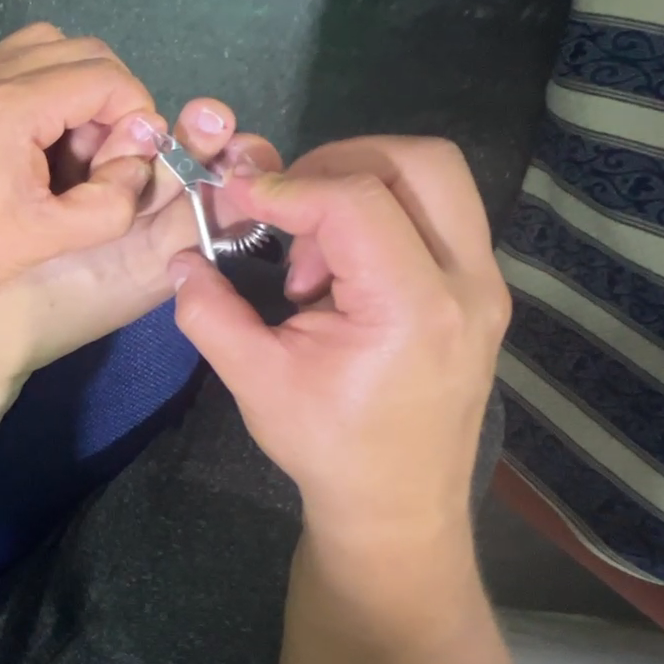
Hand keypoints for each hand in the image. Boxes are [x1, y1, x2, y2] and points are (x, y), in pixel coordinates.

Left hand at [0, 22, 160, 301]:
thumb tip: (135, 163)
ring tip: (65, 139)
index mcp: (17, 104)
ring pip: (43, 45)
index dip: (136, 115)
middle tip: (98, 155)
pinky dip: (29, 75)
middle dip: (108, 98)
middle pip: (81, 51)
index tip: (127, 160)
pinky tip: (28, 110)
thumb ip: (110, 202)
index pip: (108, 78)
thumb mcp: (47, 238)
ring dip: (72, 82)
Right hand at [169, 137, 511, 546]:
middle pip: (420, 163)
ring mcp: (482, 283)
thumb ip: (210, 314)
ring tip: (303, 254)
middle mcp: (467, 281)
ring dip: (355, 190)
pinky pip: (431, 216)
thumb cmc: (326, 445)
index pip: (354, 202)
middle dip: (334, 163)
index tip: (228, 197)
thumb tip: (181, 261)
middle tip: (276, 202)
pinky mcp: (474, 290)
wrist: (396, 501)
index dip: (283, 187)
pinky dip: (373, 218)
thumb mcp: (252, 381)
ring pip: (434, 182)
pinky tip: (330, 274)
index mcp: (412, 307)